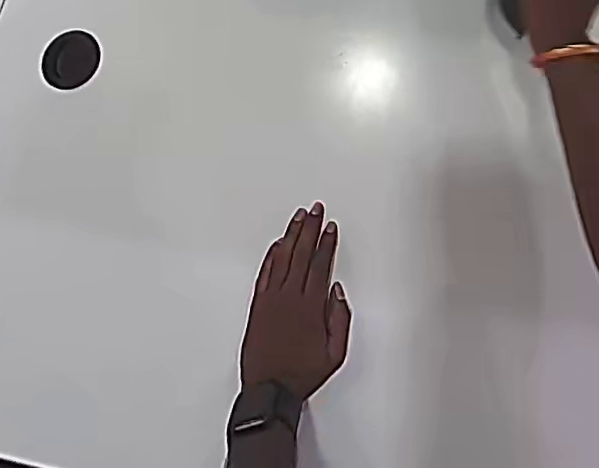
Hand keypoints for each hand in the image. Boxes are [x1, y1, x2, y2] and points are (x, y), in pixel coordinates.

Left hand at [240, 202, 350, 400]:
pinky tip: (278, 243)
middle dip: (311, 227)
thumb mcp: (334, 353)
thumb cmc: (302, 373)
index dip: (327, 242)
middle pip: (303, 252)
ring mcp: (272, 297)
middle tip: (316, 209)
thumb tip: (337, 291)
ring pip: (283, 256)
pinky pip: (266, 271)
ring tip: (299, 216)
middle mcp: (290, 296)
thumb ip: (340, 319)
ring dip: (292, 234)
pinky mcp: (258, 302)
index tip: (330, 227)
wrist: (268, 390)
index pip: (321, 264)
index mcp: (310, 305)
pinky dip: (272, 255)